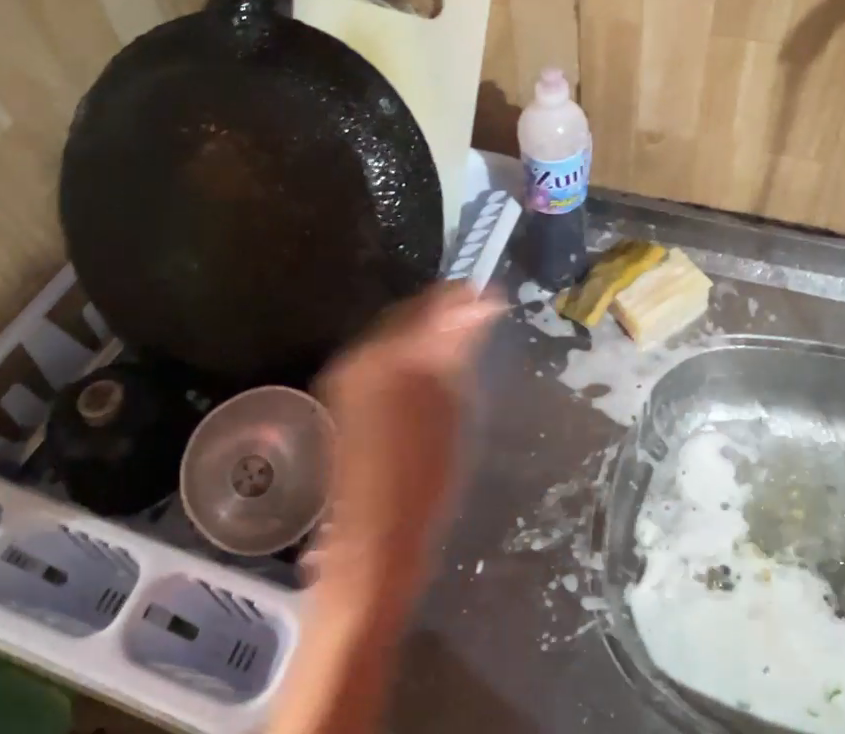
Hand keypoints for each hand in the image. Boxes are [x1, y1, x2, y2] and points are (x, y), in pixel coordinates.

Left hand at [308, 283, 501, 614]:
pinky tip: (439, 380)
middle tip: (487, 321)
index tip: (496, 299)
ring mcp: (348, 385)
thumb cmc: (422, 482)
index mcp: (382, 356)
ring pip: (397, 343)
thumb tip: (482, 298)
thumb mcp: (453, 408)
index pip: (428, 307)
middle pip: (407, 320)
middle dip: (446, 317)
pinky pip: (385, 366)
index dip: (464, 299)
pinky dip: (414, 363)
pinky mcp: (348, 407)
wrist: (375, 547)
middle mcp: (357, 361)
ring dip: (431, 339)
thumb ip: (459, 346)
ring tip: (469, 348)